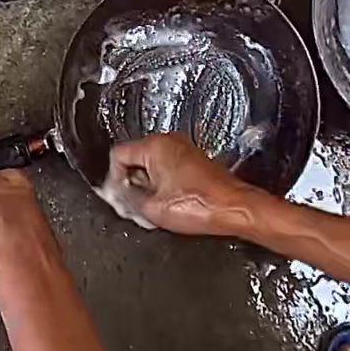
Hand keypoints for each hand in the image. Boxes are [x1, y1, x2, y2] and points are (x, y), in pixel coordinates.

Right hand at [105, 133, 270, 236]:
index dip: (114, 178)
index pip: (118, 155)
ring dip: (148, 186)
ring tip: (154, 208)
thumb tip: (119, 193)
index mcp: (154, 146)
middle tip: (134, 206)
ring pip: (151, 165)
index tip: (118, 195)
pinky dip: (163, 185)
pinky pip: (167, 168)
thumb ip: (126, 197)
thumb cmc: (202, 205)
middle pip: (134, 159)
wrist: (235, 209)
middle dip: (132, 184)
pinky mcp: (193, 161)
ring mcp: (183, 149)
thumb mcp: (150, 208)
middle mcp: (169, 141)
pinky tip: (169, 204)